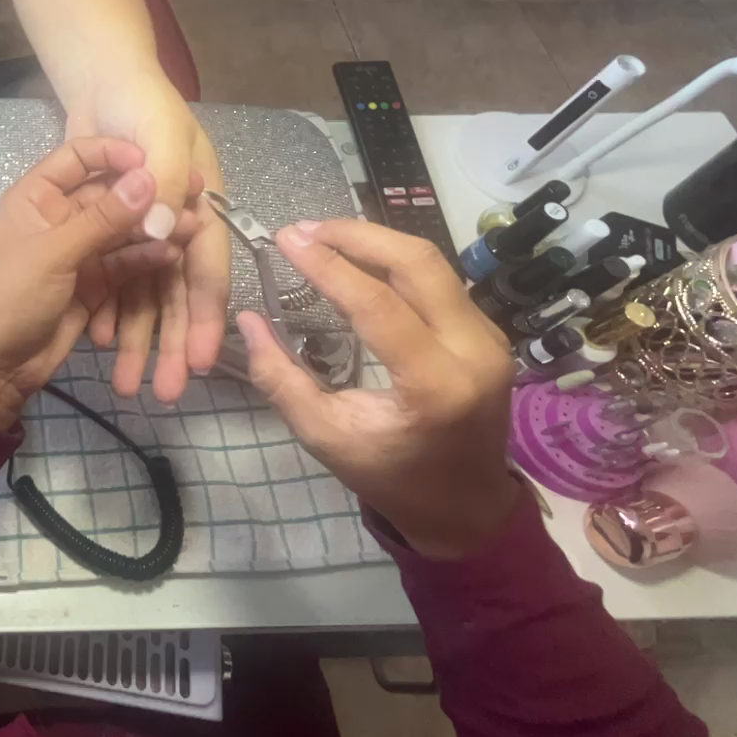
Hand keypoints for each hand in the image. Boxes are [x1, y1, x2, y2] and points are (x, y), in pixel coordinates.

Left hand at [0, 138, 182, 429]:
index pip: (77, 156)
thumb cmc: (10, 298)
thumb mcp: (53, 254)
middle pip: (108, 194)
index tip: (154, 158)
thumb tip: (148, 179)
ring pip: (121, 230)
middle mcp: (59, 216)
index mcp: (36, 196)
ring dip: (153, 228)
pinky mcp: (93, 281)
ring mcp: (77, 249)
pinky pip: (124, 262)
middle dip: (146, 196)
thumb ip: (102, 218)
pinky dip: (146, 258)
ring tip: (193, 225)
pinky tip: (174, 253)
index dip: (114, 152)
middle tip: (193, 193)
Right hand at [239, 219, 518, 559]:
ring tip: (321, 236)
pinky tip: (356, 259)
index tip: (285, 239)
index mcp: (436, 385)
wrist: (466, 508)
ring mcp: (488, 338)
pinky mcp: (486, 333)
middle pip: (419, 263)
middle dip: (356, 235)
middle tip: (303, 229)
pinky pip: (438, 279)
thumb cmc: (390, 475)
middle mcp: (475, 351)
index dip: (327, 266)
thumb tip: (248, 319)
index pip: (377, 304)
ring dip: (375, 241)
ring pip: (433, 264)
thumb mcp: (323, 435)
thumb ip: (279, 377)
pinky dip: (392, 260)